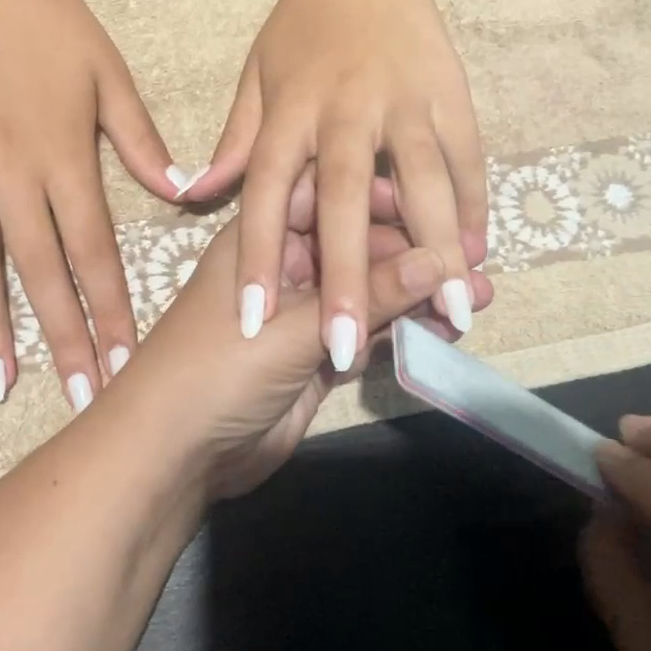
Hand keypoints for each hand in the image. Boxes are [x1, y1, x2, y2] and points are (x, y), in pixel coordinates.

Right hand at [0, 0, 186, 409]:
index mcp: (66, 159)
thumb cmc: (50, 26)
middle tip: (77, 396)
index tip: (123, 362)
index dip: (111, 309)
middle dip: (63, 337)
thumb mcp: (110, 74)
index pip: (95, 251)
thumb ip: (142, 140)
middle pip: (42, 272)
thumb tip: (184, 192)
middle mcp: (13, 177)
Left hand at [119, 172, 493, 497]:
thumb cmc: (218, 368)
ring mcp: (302, 313)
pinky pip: (367, 333)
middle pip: (358, 246)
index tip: (436, 207)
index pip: (329, 196)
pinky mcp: (316, 357)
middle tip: (471, 266)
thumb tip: (442, 260)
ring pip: (369, 292)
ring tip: (476, 299)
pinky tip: (445, 330)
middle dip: (413, 256)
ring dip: (416, 296)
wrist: (174, 454)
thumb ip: (370, 295)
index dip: (382, 198)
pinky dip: (402, 331)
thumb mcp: (296, 327)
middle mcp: (286, 264)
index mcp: (264, 234)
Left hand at [186, 0, 487, 373]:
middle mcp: (344, 109)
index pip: (265, 194)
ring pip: (422, 182)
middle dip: (348, 278)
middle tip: (349, 347)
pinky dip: (474, 205)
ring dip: (437, 251)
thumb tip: (188, 194)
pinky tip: (478, 253)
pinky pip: (466, 158)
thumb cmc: (300, 26)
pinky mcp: (451, 93)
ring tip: (450, 313)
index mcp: (289, 111)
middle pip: (345, 201)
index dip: (256, 260)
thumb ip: (233, 142)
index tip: (251, 326)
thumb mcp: (255, 79)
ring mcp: (403, 100)